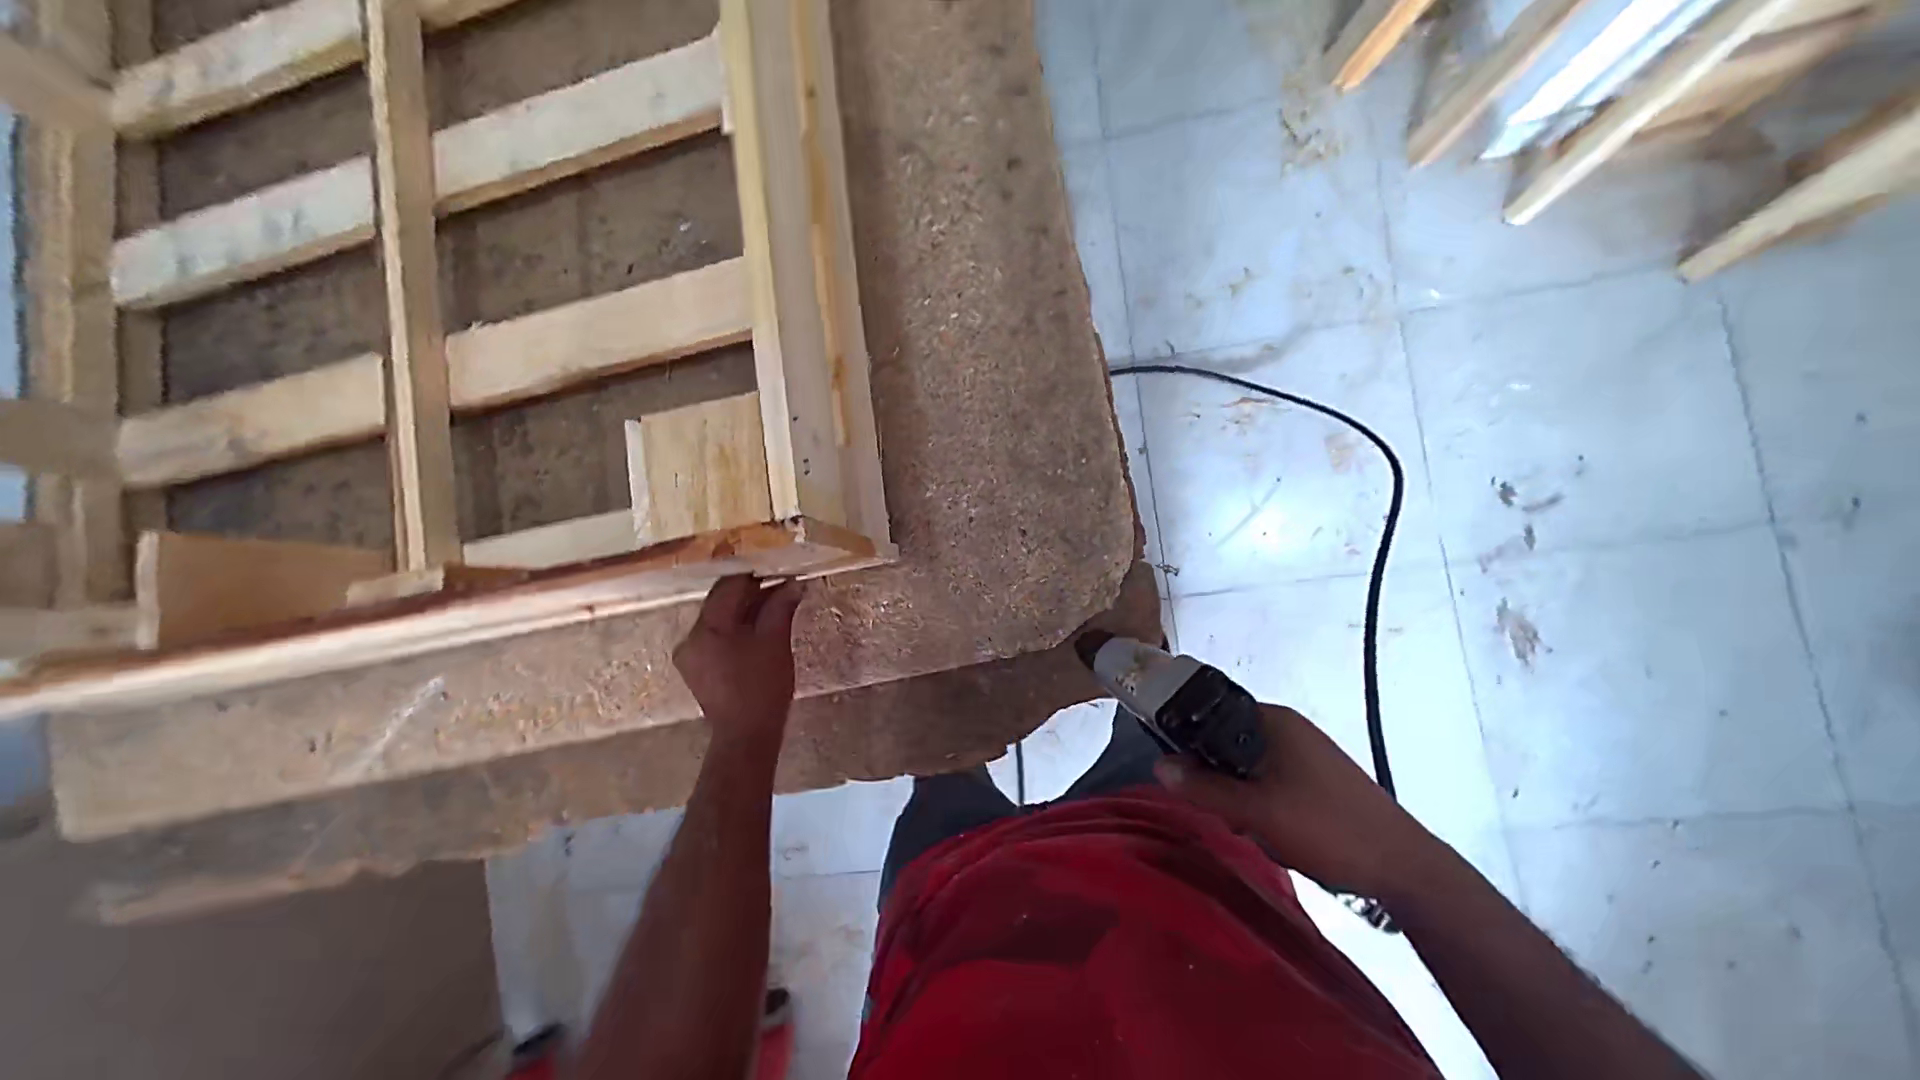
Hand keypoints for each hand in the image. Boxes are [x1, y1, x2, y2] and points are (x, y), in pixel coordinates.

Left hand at [673, 574, 805, 747]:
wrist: (747, 735)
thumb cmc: (763, 686)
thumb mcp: (775, 641)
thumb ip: (781, 607)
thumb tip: (794, 583)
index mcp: (707, 628)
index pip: (728, 586)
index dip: (755, 576)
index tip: (780, 573)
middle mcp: (691, 637)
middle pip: (721, 602)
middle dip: (752, 594)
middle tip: (783, 590)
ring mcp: (691, 655)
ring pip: (720, 621)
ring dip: (745, 612)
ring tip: (775, 609)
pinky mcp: (698, 670)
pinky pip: (717, 638)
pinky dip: (737, 631)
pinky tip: (760, 633)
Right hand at [1154, 704, 1446, 902]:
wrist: (1405, 870)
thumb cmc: (1327, 828)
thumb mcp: (1256, 811)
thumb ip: (1204, 787)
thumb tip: (1158, 765)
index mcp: (1274, 722)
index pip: (1211, 715)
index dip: (1191, 744)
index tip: (1185, 778)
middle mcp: (1289, 729)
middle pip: (1227, 744)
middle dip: (1221, 781)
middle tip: (1229, 813)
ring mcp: (1306, 754)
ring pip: (1249, 768)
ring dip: (1243, 798)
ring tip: (1257, 829)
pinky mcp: (1318, 779)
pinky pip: (1271, 782)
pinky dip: (1264, 805)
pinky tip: (1276, 834)